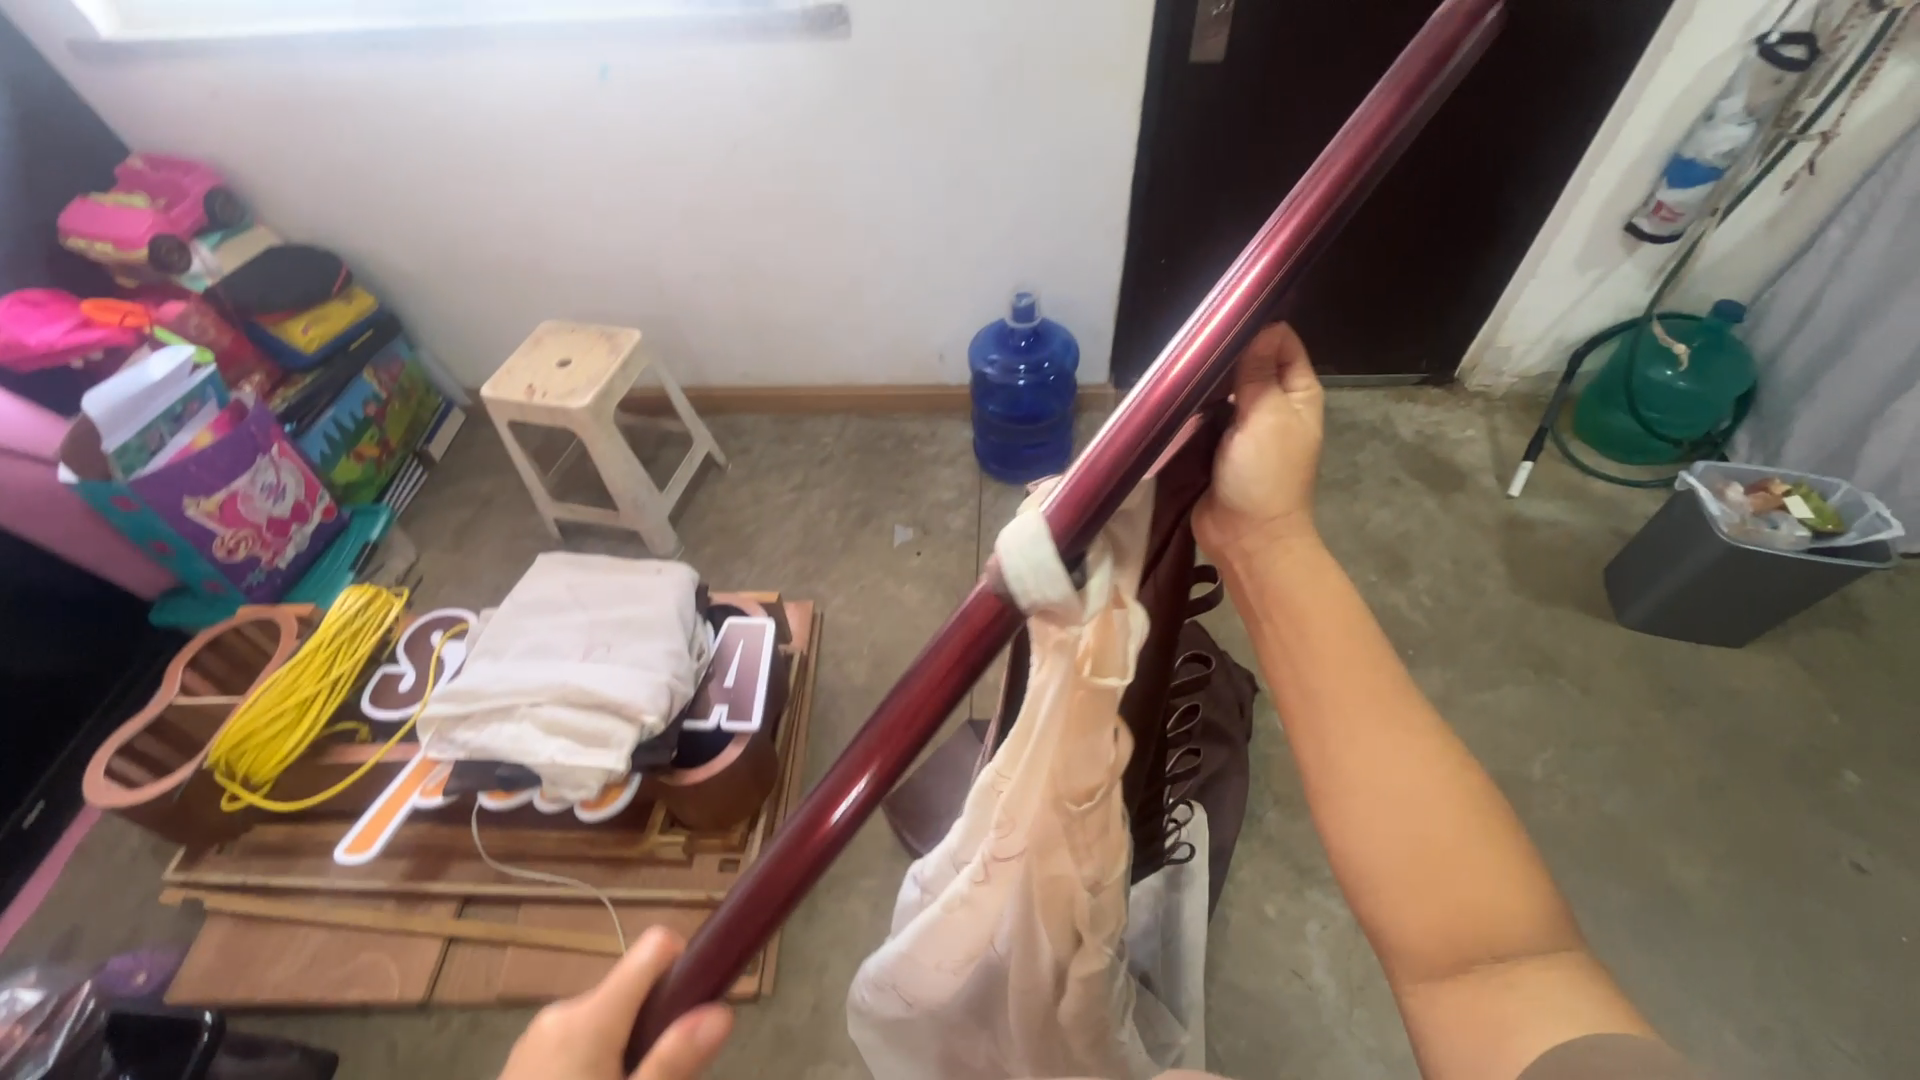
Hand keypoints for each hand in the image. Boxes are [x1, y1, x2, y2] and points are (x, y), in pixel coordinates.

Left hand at [497, 927, 733, 1079]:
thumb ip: (674, 1062)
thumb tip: (723, 1011)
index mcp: (590, 1017)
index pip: (654, 948)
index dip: (684, 967)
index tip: (695, 1011)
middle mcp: (561, 1014)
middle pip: (633, 990)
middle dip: (655, 1026)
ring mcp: (535, 1039)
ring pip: (606, 1019)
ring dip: (626, 1048)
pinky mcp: (520, 1064)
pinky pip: (576, 1042)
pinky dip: (596, 1063)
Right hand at [1194, 322, 1324, 567]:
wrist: (1245, 537)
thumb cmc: (1265, 474)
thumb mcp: (1267, 415)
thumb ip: (1259, 371)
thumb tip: (1262, 326)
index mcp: (1298, 393)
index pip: (1281, 343)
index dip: (1256, 328)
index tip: (1220, 322)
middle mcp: (1273, 405)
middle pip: (1248, 364)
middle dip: (1222, 355)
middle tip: (1188, 347)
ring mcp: (1243, 427)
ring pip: (1221, 390)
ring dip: (1202, 383)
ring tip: (1174, 370)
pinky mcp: (1214, 446)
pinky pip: (1202, 416)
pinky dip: (1190, 408)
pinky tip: (1170, 398)